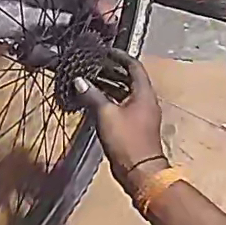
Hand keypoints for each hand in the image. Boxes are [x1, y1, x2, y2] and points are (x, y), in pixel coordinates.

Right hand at [71, 53, 165, 189]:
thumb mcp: (106, 115)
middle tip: (94, 65)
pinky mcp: (137, 125)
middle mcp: (146, 100)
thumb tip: (79, 80)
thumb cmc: (126, 140)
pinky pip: (124, 105)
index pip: (134, 66)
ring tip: (91, 80)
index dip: (120, 57)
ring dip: (111, 86)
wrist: (140, 172)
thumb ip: (93, 95)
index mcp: (144, 93)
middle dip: (112, 71)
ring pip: (126, 93)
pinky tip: (96, 101)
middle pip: (130, 79)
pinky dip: (112, 99)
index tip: (106, 51)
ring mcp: (142, 114)